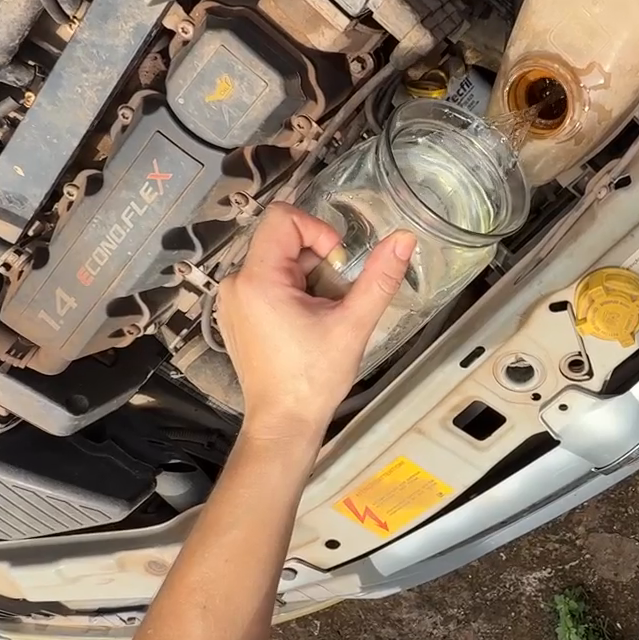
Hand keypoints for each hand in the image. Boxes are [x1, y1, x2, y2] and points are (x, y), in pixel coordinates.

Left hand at [214, 203, 414, 437]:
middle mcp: (237, 282)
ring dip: (310, 277)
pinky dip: (295, 291)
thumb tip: (404, 239)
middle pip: (284, 240)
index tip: (339, 266)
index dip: (320, 232)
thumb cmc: (314, 377)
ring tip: (323, 314)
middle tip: (336, 297)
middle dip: (319, 260)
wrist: (284, 422)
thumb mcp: (354, 324)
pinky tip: (307, 323)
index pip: (284, 217)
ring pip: (280, 261)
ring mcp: (234, 299)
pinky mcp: (238, 313)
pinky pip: (270, 281)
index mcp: (258, 279)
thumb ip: (380, 277)